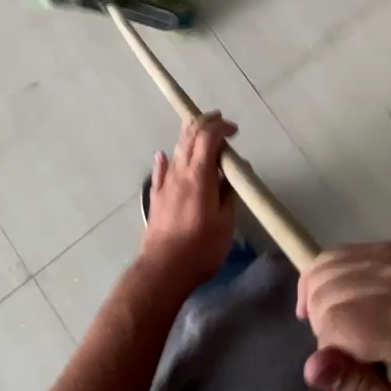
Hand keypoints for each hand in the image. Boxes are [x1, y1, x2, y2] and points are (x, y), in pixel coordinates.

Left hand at [140, 112, 238, 291]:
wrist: (163, 269)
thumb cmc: (201, 248)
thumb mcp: (226, 223)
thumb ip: (229, 194)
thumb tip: (232, 174)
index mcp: (199, 176)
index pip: (208, 138)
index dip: (220, 128)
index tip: (234, 130)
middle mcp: (180, 173)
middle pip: (189, 137)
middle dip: (204, 123)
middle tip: (218, 120)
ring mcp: (165, 185)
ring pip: (176, 151)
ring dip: (189, 138)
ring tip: (199, 132)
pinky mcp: (157, 198)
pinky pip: (161, 172)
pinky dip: (166, 160)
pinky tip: (163, 155)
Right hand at [297, 242, 390, 390]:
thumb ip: (361, 389)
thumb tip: (310, 365)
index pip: (333, 320)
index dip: (327, 350)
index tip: (347, 374)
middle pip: (326, 289)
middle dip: (319, 323)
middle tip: (343, 357)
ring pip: (327, 266)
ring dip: (318, 298)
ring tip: (335, 332)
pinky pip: (341, 254)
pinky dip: (327, 275)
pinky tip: (332, 302)